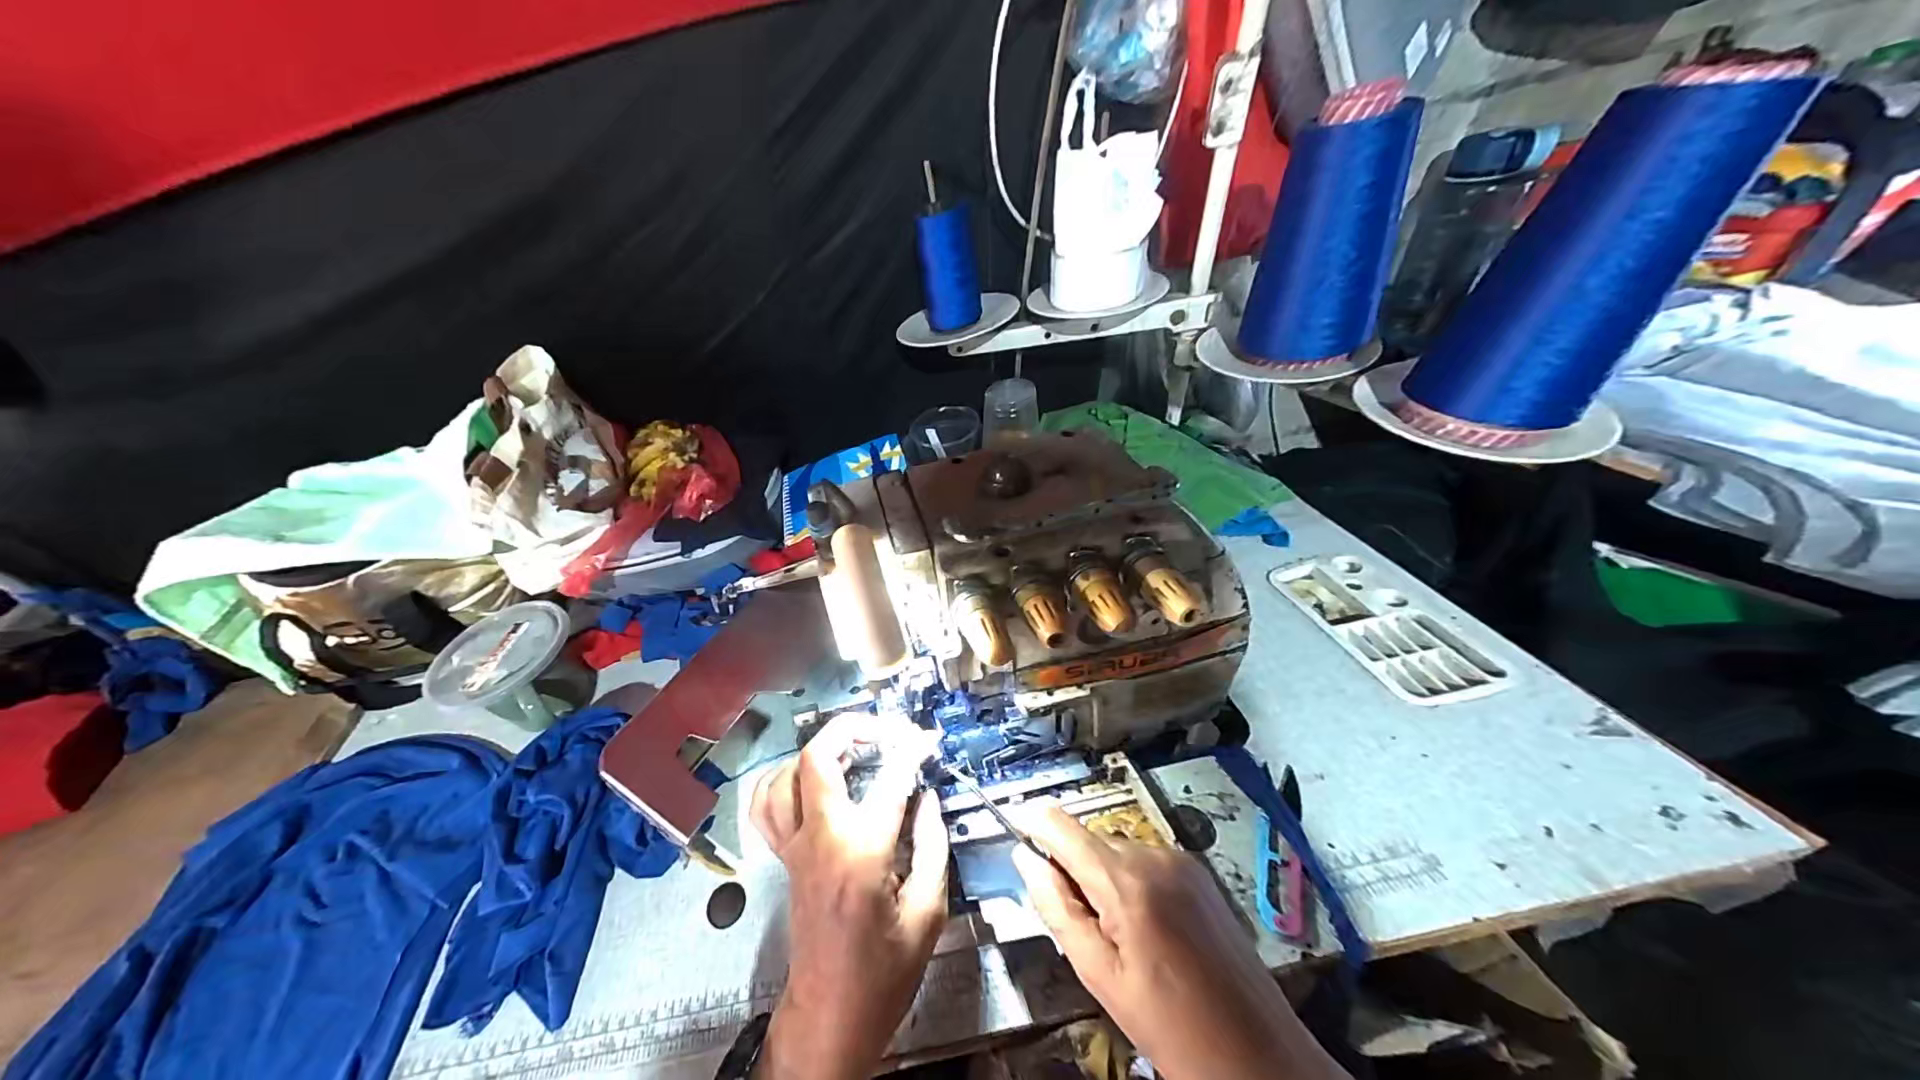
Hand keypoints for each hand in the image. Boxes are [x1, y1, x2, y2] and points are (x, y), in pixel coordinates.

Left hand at [749, 714, 946, 1079]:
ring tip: (852, 746)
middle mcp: (821, 840)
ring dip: (820, 748)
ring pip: (787, 773)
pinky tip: (810, 777)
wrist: (831, 1013)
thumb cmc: (882, 973)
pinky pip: (767, 803)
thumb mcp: (928, 911)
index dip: (911, 750)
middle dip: (854, 728)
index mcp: (863, 852)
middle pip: (820, 757)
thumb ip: (933, 845)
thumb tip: (928, 800)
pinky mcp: (784, 858)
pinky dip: (784, 778)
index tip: (925, 741)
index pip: (889, 779)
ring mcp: (795, 847)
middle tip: (886, 730)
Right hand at [1011, 807, 1350, 1079]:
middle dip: (1071, 868)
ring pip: (1117, 851)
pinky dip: (1130, 883)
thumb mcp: (1099, 974)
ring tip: (1116, 938)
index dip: (1033, 823)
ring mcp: (1182, 863)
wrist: (1258, 1053)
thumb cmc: (1173, 1026)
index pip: (1063, 827)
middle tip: (1075, 924)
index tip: (1013, 826)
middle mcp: (1156, 858)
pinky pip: (1146, 862)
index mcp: (1127, 882)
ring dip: (1101, 878)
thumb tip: (1026, 859)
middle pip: (1090, 841)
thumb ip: (1057, 908)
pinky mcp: (1199, 875)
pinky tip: (1143, 931)